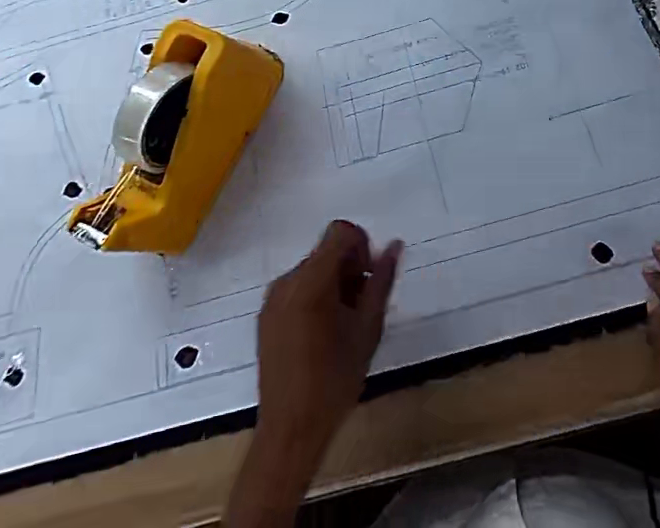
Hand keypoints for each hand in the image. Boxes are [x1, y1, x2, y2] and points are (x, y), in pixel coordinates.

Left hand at [225, 220, 402, 527]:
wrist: (291, 427)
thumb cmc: (335, 381)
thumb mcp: (368, 330)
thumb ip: (381, 282)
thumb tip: (394, 246)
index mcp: (311, 281)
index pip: (339, 231)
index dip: (362, 246)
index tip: (370, 278)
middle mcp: (287, 281)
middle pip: (325, 250)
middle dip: (350, 269)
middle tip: (363, 308)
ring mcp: (272, 297)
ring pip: (312, 269)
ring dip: (334, 284)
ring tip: (345, 325)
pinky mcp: (266, 314)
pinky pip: (296, 288)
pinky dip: (315, 296)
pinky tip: (325, 333)